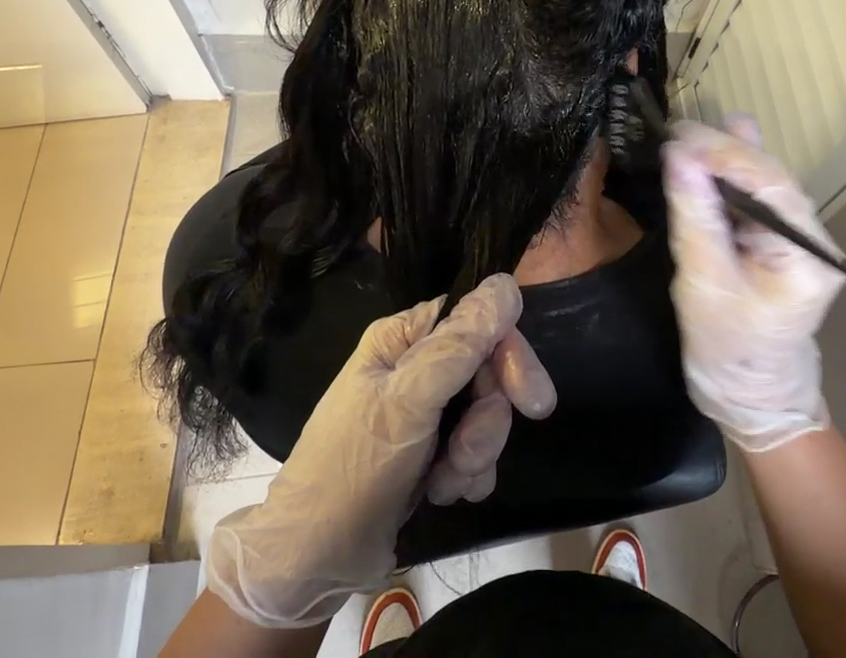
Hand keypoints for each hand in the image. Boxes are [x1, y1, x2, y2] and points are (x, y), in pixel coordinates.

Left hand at [203, 274, 555, 628]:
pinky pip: (476, 450)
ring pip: (486, 414)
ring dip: (476, 453)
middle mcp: (415, 367)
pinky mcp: (430, 452)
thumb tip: (506, 286)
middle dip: (487, 419)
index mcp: (402, 339)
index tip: (530, 399)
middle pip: (488, 371)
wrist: (315, 559)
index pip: (477, 321)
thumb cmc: (354, 470)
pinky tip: (444, 493)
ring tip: (446, 482)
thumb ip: (459, 344)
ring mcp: (424, 412)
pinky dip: (468, 474)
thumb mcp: (408, 402)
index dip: (508, 356)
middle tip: (470, 455)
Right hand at [662, 117, 844, 452]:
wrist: (752, 396)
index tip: (679, 136)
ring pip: (765, 185)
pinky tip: (723, 142)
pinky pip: (758, 201)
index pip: (769, 186)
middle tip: (675, 132)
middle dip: (724, 151)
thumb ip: (695, 218)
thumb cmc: (727, 351)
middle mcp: (815, 241)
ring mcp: (802, 241)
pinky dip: (734, 176)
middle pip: (771, 180)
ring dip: (727, 159)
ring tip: (689, 135)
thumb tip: (678, 156)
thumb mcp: (704, 284)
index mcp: (806, 256)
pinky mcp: (783, 243)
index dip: (725, 154)